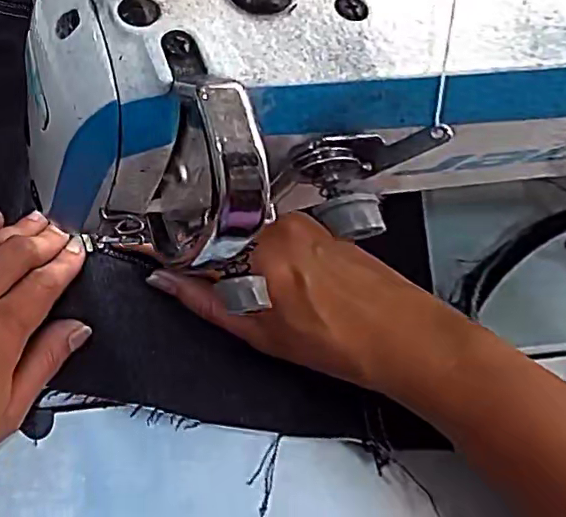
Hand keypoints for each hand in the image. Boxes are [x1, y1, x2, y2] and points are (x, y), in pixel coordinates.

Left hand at [0, 208, 90, 515]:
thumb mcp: (11, 408)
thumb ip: (48, 359)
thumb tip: (75, 331)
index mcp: (0, 331)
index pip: (44, 281)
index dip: (66, 263)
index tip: (79, 253)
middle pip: (20, 253)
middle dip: (48, 238)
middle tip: (65, 233)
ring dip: (19, 228)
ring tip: (39, 219)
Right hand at [146, 212, 478, 396]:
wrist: (407, 339)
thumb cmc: (346, 343)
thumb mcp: (264, 334)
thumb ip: (207, 303)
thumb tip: (169, 282)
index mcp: (261, 248)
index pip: (200, 243)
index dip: (176, 255)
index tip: (158, 257)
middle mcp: (280, 225)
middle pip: (225, 236)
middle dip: (219, 263)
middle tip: (237, 297)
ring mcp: (301, 222)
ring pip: (251, 235)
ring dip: (248, 261)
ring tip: (276, 298)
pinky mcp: (317, 225)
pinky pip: (278, 235)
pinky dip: (273, 257)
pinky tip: (296, 288)